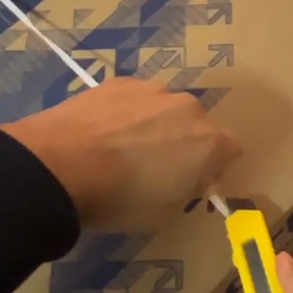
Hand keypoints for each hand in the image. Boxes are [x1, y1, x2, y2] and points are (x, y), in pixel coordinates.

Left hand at [0, 77, 241, 226]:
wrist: (60, 166)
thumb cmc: (120, 199)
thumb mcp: (166, 211)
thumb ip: (189, 188)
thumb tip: (192, 176)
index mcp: (210, 141)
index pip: (231, 151)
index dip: (213, 168)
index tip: (190, 183)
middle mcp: (189, 107)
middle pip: (198, 124)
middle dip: (184, 143)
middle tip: (154, 168)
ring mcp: (153, 89)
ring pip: (165, 108)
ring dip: (154, 125)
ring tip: (120, 150)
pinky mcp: (120, 81)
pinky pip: (134, 99)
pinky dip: (125, 113)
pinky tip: (100, 133)